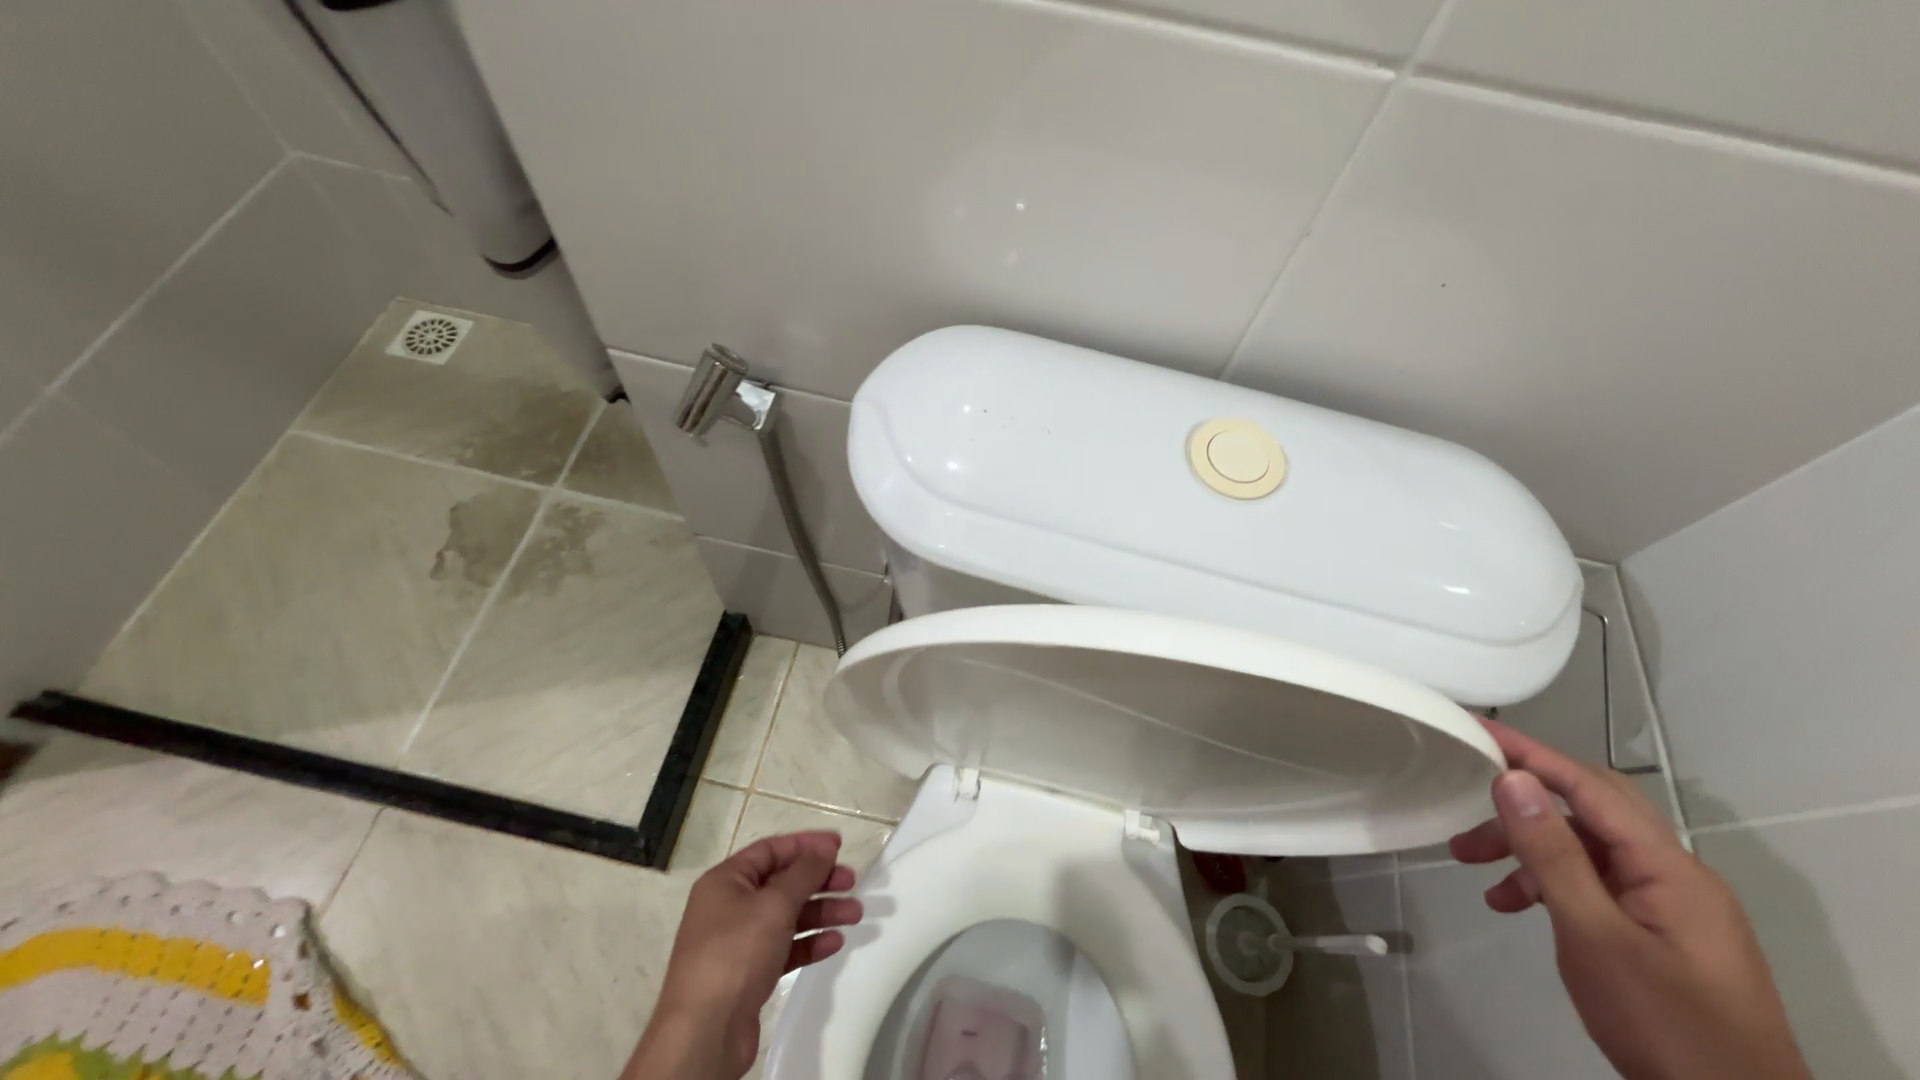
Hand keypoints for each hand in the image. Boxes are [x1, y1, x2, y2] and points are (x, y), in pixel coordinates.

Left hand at [623, 832, 861, 1079]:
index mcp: (725, 881)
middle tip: (851, 881)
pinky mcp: (749, 973)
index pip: (769, 850)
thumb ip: (804, 872)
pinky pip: (784, 948)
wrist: (705, 1031)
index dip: (805, 845)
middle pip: (781, 883)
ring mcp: (738, 942)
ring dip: (821, 912)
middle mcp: (729, 907)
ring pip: (786, 916)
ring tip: (855, 914)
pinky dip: (809, 943)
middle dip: (818, 880)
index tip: (839, 845)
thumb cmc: (736, 954)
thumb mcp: (774, 904)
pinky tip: (834, 942)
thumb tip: (825, 846)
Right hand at [1448, 718, 1810, 1079]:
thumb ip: (1553, 855)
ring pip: (1589, 851)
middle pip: (1589, 811)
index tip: (1477, 730)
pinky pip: (1598, 886)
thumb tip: (1514, 780)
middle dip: (1523, 801)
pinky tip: (1515, 905)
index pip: (1590, 786)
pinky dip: (1551, 884)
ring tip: (1470, 863)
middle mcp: (1675, 875)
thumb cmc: (1663, 1021)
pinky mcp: (1662, 934)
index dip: (1531, 753)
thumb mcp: (1594, 936)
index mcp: (1668, 868)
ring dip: (1529, 848)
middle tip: (1464, 800)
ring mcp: (1671, 906)